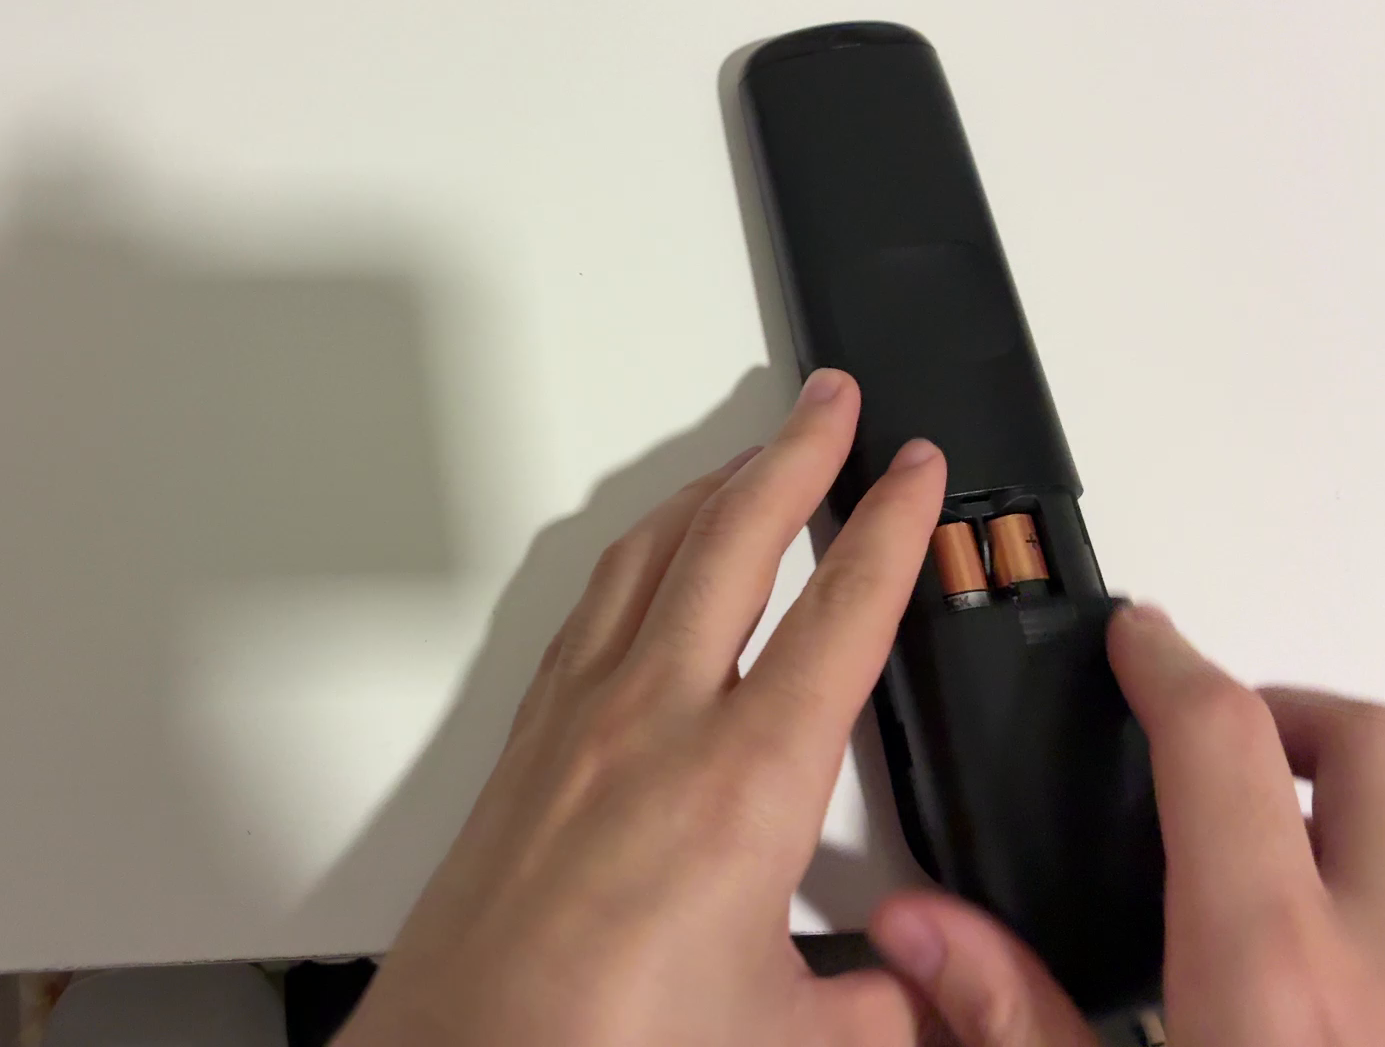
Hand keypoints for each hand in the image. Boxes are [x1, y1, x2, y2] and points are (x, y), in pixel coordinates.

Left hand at [335, 369, 946, 1045]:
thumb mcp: (789, 1034)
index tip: (911, 468)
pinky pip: (594, 599)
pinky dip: (636, 549)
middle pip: (736, 539)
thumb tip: (914, 985)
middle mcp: (657, 713)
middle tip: (827, 401)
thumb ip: (881, 1002)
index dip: (888, 525)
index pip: (841, 610)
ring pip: (652, 551)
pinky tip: (654, 545)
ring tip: (747, 455)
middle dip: (793, 454)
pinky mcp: (538, 716)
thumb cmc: (604, 1040)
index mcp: (745, 778)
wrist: (469, 1046)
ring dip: (707, 489)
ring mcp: (585, 702)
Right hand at [869, 606, 1384, 1044]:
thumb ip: (1007, 1015)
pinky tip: (1359, 913)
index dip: (1170, 666)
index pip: (1224, 755)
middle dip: (1294, 713)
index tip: (1138, 634)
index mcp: (1279, 975)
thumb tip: (905, 920)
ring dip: (1377, 785)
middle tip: (1220, 739)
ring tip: (1298, 820)